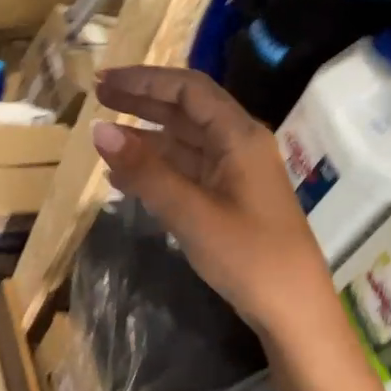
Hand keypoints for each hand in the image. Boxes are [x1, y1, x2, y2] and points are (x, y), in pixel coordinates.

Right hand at [91, 67, 325, 329]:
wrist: (293, 309)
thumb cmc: (248, 256)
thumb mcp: (190, 212)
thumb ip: (144, 170)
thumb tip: (98, 130)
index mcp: (239, 137)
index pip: (189, 90)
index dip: (145, 81)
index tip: (104, 82)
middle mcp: (238, 146)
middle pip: (186, 110)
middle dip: (142, 101)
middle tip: (97, 97)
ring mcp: (234, 174)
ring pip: (183, 142)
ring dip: (144, 136)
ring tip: (103, 137)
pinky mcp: (228, 200)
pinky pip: (185, 171)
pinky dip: (154, 168)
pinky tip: (123, 178)